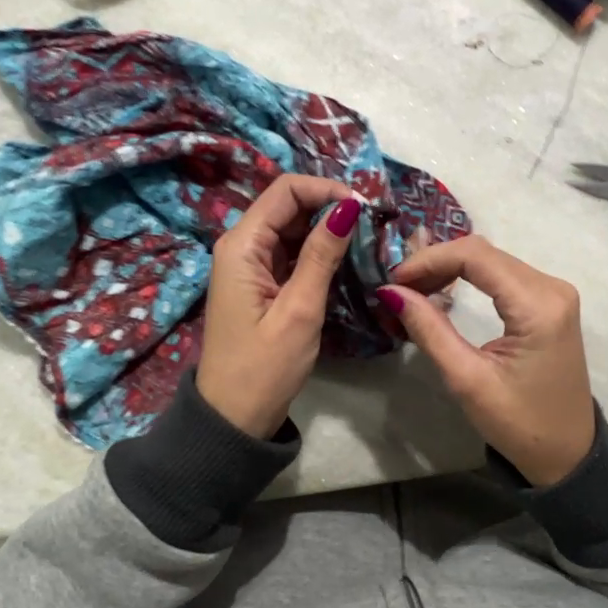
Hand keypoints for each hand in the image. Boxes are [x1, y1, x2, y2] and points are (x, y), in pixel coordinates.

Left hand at [197, 174, 359, 437]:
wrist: (233, 418)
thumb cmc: (264, 368)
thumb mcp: (300, 311)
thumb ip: (321, 256)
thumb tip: (349, 206)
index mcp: (241, 246)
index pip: (285, 190)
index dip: (326, 189)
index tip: (366, 208)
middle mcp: (240, 246)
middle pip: (288, 205)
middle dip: (330, 207)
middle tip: (374, 226)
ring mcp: (249, 266)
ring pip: (292, 229)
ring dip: (327, 230)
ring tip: (368, 242)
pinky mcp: (260, 284)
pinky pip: (290, 253)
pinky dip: (317, 252)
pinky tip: (346, 262)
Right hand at [378, 237, 595, 485]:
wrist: (566, 453)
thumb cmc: (519, 423)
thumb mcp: (467, 380)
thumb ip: (429, 330)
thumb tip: (389, 291)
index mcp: (538, 306)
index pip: (476, 256)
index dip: (429, 259)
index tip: (393, 279)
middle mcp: (552, 288)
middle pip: (484, 252)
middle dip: (436, 261)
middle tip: (398, 286)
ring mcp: (554, 293)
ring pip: (492, 259)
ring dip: (450, 267)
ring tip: (414, 289)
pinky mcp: (550, 302)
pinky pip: (503, 274)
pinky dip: (469, 277)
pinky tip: (444, 291)